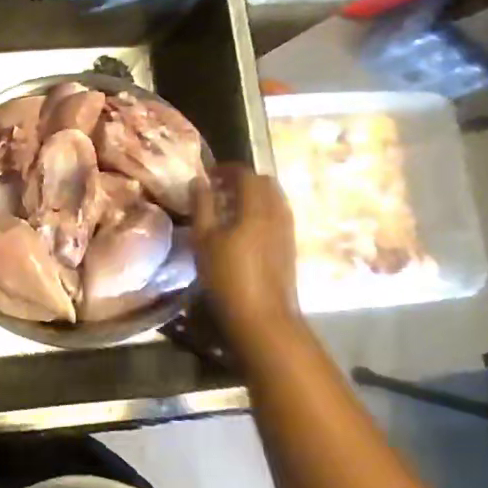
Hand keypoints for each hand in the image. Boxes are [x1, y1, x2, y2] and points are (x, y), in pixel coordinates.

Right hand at [192, 164, 301, 332]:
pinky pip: (278, 214)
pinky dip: (262, 209)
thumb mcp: (204, 240)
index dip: (226, 169)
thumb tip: (198, 181)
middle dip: (242, 179)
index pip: (245, 174)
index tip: (208, 174)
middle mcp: (277, 212)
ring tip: (230, 208)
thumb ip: (202, 206)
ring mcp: (287, 229)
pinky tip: (243, 228)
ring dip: (254, 195)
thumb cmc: (227, 277)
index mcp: (256, 207)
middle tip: (219, 189)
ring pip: (274, 198)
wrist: (263, 318)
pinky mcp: (290, 245)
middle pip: (265, 182)